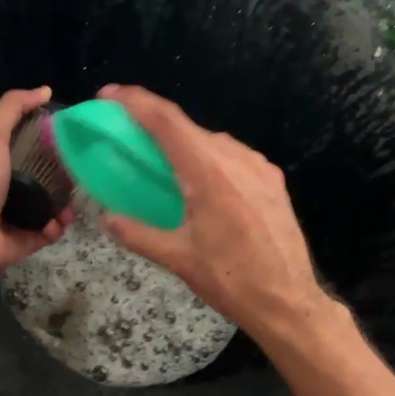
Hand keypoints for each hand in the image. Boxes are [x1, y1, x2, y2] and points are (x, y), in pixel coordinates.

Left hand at [0, 86, 68, 280]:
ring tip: (72, 203)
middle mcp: (9, 186)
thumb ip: (13, 107)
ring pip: (53, 204)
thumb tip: (45, 90)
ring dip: (66, 203)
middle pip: (47, 175)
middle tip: (83, 172)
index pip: (31, 144)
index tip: (74, 136)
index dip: (52, 138)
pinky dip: (57, 226)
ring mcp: (19, 214)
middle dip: (66, 175)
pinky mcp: (28, 238)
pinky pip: (51, 230)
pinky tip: (58, 222)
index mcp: (0, 160)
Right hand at [95, 85, 335, 341]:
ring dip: (183, 141)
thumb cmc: (230, 280)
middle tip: (126, 129)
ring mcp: (259, 167)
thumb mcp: (177, 259)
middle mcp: (236, 159)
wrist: (288, 301)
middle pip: (188, 127)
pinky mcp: (273, 180)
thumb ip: (137, 233)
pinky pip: (233, 156)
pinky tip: (199, 178)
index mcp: (209, 173)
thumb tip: (106, 218)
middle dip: (154, 122)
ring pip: (212, 140)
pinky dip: (208, 157)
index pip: (166, 121)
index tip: (109, 94)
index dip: (135, 101)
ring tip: (161, 157)